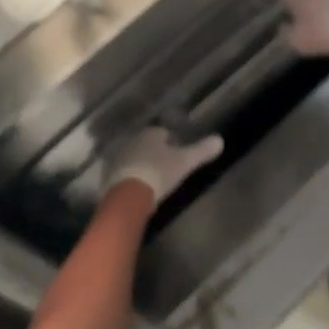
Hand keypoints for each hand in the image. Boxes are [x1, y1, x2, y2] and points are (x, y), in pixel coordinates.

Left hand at [103, 128, 223, 202]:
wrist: (128, 196)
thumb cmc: (159, 173)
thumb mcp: (185, 162)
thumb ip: (201, 151)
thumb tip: (221, 140)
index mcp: (150, 134)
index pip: (162, 132)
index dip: (170, 142)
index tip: (177, 153)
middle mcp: (132, 140)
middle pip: (146, 144)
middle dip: (154, 152)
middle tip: (165, 167)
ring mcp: (118, 158)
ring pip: (133, 157)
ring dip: (141, 164)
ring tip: (152, 179)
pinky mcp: (108, 176)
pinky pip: (123, 173)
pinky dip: (130, 178)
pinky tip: (137, 189)